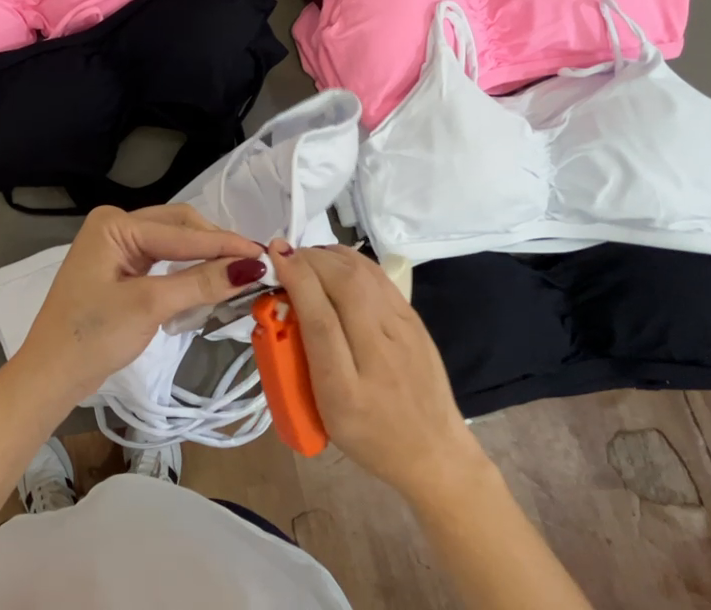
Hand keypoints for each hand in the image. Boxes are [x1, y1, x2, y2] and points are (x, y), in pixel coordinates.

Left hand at [14, 204, 264, 400]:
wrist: (52, 373)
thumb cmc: (93, 335)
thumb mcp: (150, 306)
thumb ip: (200, 283)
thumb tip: (252, 266)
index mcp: (113, 224)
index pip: (181, 231)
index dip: (225, 244)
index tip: (266, 256)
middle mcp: (114, 227)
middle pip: (180, 229)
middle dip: (215, 248)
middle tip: (255, 269)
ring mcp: (116, 249)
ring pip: (174, 247)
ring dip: (203, 262)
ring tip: (238, 278)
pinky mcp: (121, 272)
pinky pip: (163, 265)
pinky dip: (185, 276)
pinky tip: (207, 288)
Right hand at [270, 241, 489, 501]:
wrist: (435, 455)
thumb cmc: (367, 437)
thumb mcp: (323, 411)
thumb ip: (301, 359)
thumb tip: (282, 304)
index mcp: (347, 389)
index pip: (319, 319)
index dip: (296, 280)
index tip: (275, 256)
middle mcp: (380, 357)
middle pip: (345, 287)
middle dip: (310, 260)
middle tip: (285, 255)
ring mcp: (406, 335)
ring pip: (365, 276)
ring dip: (330, 256)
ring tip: (306, 257)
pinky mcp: (417, 323)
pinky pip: (380, 279)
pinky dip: (352, 261)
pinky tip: (335, 263)